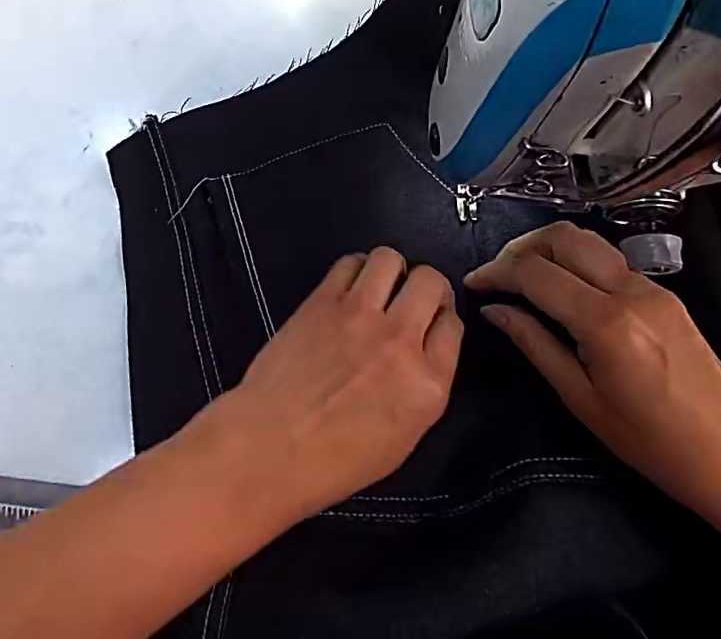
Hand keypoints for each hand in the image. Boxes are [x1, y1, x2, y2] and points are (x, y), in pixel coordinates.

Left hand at [195, 247, 462, 520]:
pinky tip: (350, 289)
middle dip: (427, 287)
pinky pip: (350, 263)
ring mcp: (360, 316)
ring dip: (391, 270)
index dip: (442, 320)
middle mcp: (400, 341)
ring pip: (391, 259)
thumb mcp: (403, 438)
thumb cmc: (333, 461)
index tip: (429, 324)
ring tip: (380, 288)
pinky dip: (355, 270)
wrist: (267, 451)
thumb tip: (423, 348)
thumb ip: (423, 387)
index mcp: (427, 383)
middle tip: (411, 299)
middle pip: (431, 281)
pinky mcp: (323, 302)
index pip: (453, 324)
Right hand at [465, 222, 720, 511]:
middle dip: (521, 246)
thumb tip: (496, 311)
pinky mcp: (664, 292)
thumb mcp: (583, 400)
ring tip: (523, 275)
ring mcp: (651, 286)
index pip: (536, 273)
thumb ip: (535, 345)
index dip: (497, 272)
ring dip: (549, 247)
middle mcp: (630, 289)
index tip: (475, 283)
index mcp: (606, 321)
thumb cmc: (654, 445)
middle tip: (497, 274)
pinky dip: (577, 261)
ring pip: (588, 240)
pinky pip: (610, 261)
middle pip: (563, 237)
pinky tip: (564, 288)